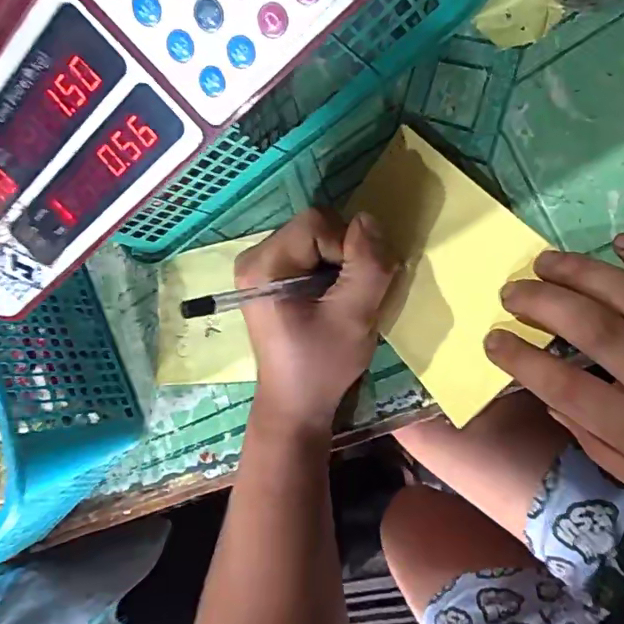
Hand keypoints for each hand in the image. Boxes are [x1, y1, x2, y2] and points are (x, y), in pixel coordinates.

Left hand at [236, 208, 396, 437]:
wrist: (296, 405)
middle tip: (349, 297)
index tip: (350, 289)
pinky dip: (332, 270)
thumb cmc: (321, 366)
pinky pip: (313, 252)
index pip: (317, 222)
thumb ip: (366, 266)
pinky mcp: (273, 276)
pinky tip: (332, 300)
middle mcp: (255, 256)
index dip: (346, 247)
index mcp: (262, 263)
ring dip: (342, 264)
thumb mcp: (354, 317)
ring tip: (342, 301)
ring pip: (319, 237)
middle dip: (345, 255)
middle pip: (317, 226)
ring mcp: (262, 265)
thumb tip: (368, 218)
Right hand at [484, 236, 623, 555]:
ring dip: (582, 273)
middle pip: (595, 331)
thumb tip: (550, 397)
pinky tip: (623, 243)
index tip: (493, 338)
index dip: (521, 359)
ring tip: (545, 261)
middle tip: (511, 290)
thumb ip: (602, 447)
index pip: (569, 390)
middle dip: (540, 303)